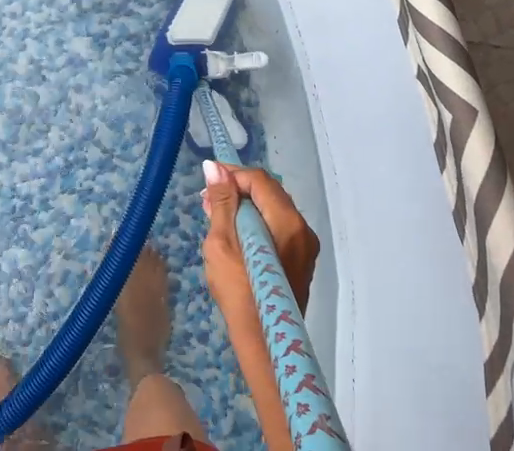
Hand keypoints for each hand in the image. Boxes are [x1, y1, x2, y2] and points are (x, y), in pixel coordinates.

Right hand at [200, 160, 319, 315]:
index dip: (232, 174)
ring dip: (245, 206)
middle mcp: (304, 229)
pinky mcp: (301, 260)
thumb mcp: (222, 243)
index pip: (260, 181)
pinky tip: (234, 232)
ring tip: (215, 214)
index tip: (207, 179)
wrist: (265, 345)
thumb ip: (222, 203)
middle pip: (270, 193)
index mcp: (288, 223)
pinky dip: (256, 223)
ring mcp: (306, 246)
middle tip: (207, 198)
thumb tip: (215, 168)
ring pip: (273, 209)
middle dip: (237, 188)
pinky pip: (278, 228)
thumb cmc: (239, 293)